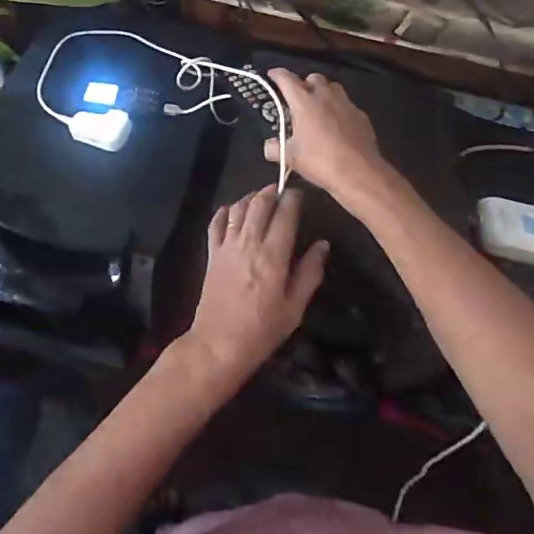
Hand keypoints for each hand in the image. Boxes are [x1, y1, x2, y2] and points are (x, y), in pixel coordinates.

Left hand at [182, 185, 328, 386]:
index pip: (285, 214)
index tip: (300, 194)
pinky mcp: (211, 252)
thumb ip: (310, 272)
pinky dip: (224, 210)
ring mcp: (226, 245)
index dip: (293, 199)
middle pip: (259, 204)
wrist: (220, 342)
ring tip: (261, 198)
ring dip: (250, 198)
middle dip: (271, 192)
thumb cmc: (263, 329)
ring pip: (237, 208)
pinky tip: (232, 210)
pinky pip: (216, 222)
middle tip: (281, 191)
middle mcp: (248, 243)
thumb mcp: (295, 307)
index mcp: (273, 255)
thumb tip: (322, 244)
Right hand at [263, 68, 388, 198]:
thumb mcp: (290, 157)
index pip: (287, 79)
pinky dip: (339, 109)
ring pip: (333, 87)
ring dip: (323, 92)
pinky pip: (347, 105)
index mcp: (304, 101)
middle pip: (313, 78)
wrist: (359, 173)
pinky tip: (337, 124)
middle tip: (298, 97)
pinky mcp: (361, 116)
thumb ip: (275, 148)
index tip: (272, 74)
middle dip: (304, 83)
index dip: (278, 74)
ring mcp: (346, 104)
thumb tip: (269, 145)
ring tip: (317, 107)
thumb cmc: (320, 161)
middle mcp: (325, 96)